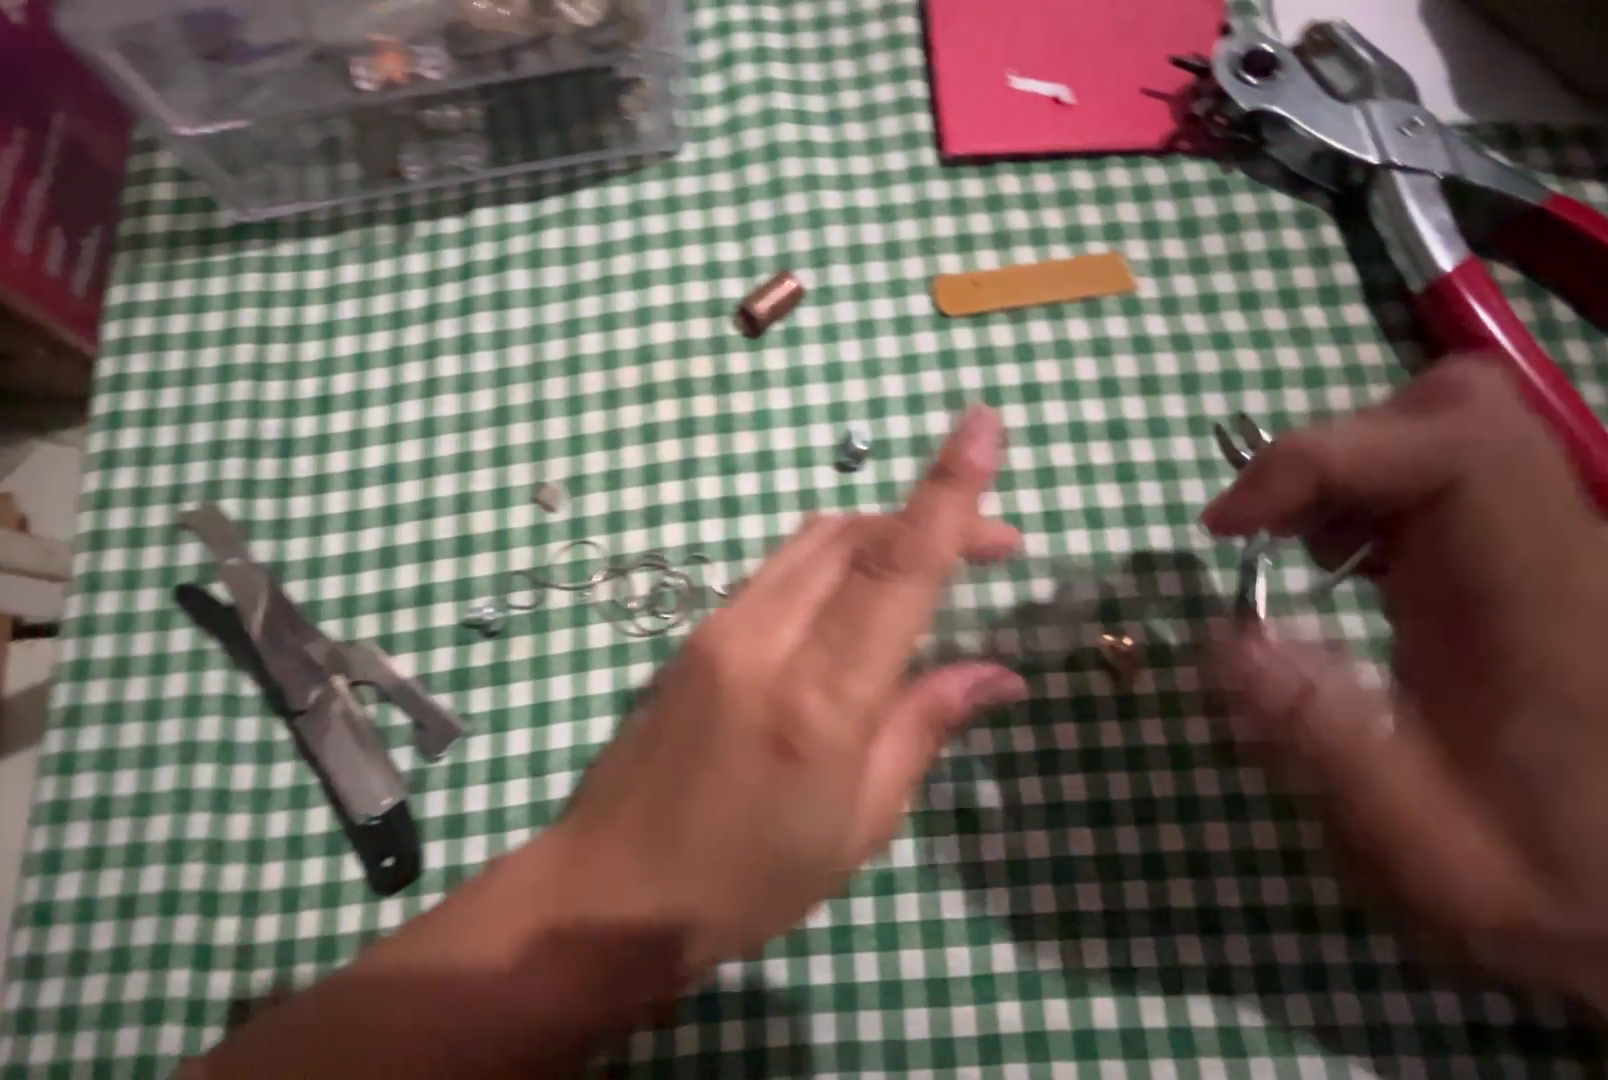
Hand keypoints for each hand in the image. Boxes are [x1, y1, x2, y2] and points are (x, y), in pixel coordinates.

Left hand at [549, 406, 1029, 974]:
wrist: (609, 889)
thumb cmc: (745, 881)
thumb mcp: (856, 825)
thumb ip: (922, 729)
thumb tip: (997, 670)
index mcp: (816, 699)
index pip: (893, 571)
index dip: (947, 494)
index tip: (985, 425)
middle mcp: (762, 639)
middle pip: (849, 536)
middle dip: (925, 515)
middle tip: (997, 544)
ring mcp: (717, 629)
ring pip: (808, 544)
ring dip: (876, 534)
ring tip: (935, 564)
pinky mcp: (692, 636)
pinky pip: (775, 573)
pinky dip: (829, 563)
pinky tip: (856, 601)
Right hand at [1203, 360, 1607, 1024]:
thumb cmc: (1554, 886)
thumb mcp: (1432, 854)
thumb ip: (1330, 745)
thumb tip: (1226, 640)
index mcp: (1544, 610)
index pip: (1459, 448)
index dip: (1323, 454)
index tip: (1228, 527)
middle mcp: (1559, 557)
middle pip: (1461, 410)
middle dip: (1332, 449)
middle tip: (1262, 532)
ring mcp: (1547, 554)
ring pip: (1447, 428)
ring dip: (1340, 470)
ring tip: (1288, 548)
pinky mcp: (1524, 565)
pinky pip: (1441, 477)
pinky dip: (1361, 493)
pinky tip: (1335, 562)